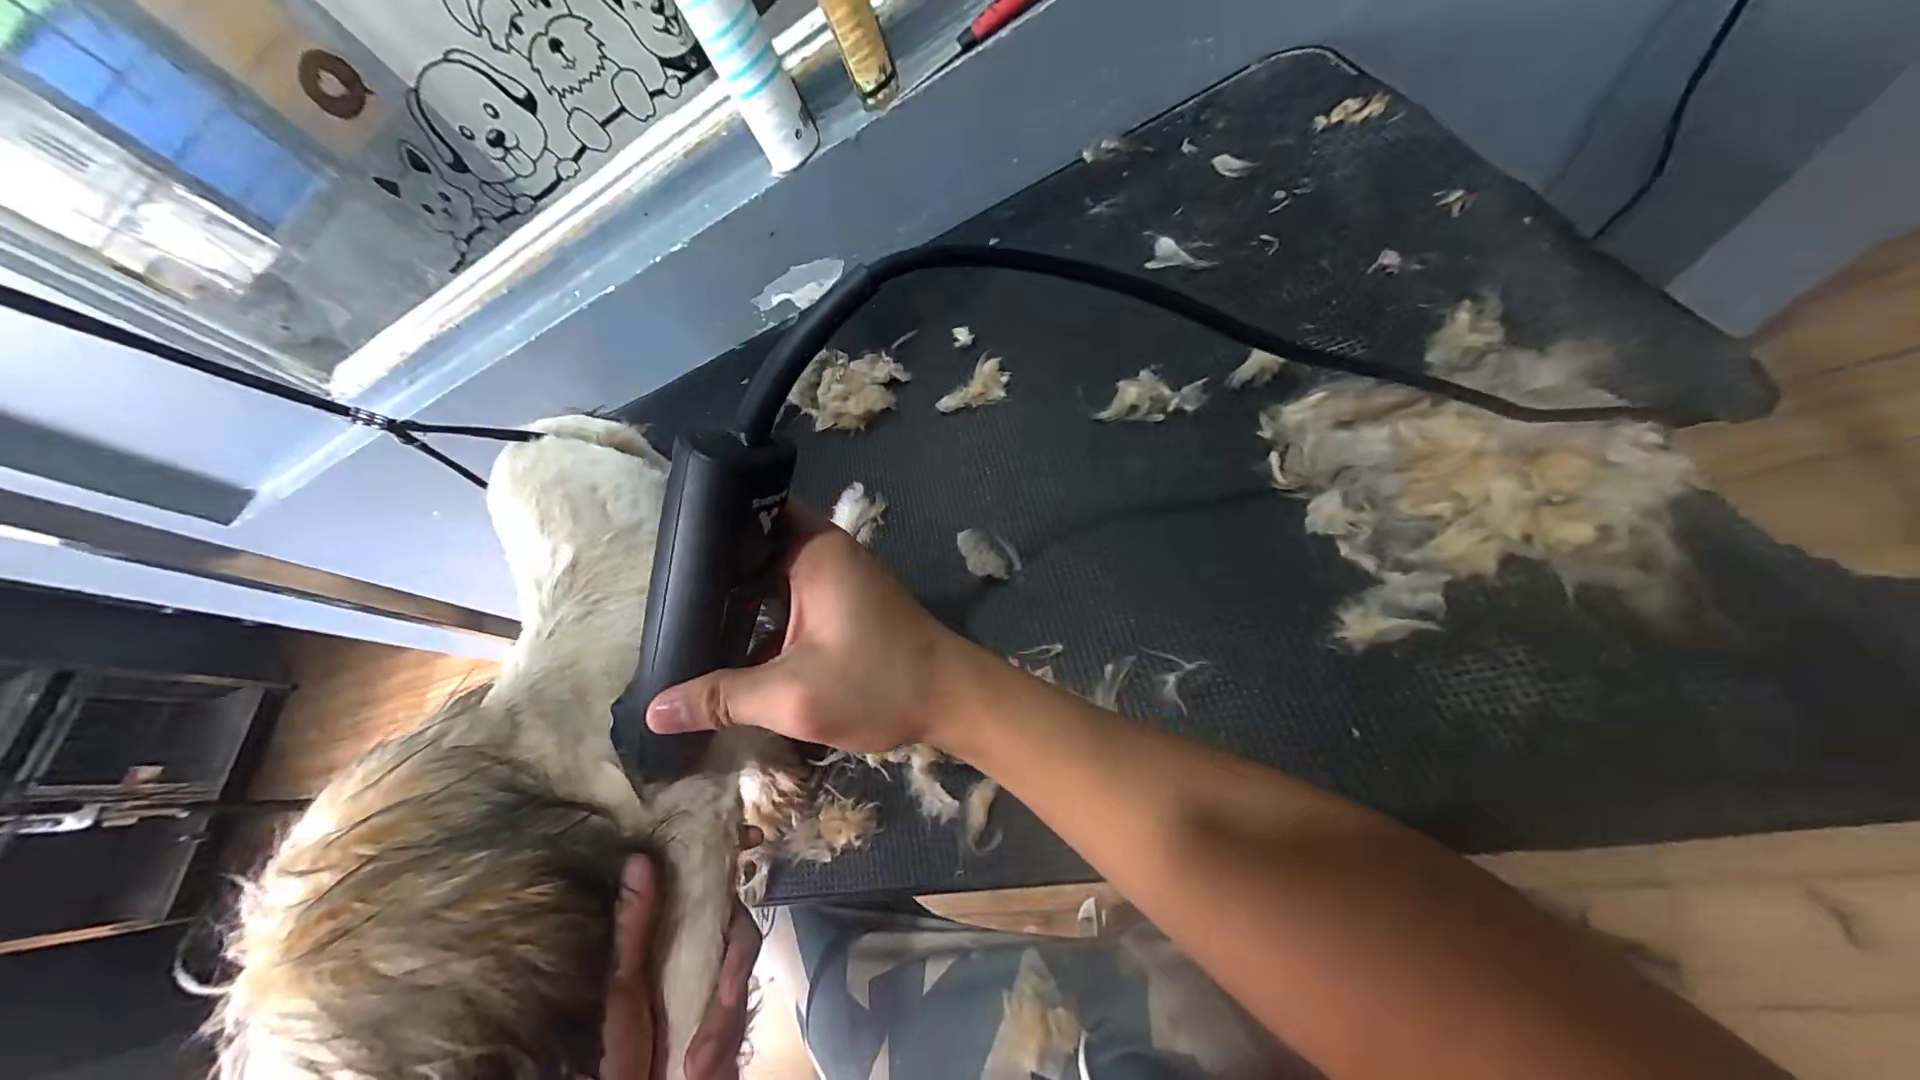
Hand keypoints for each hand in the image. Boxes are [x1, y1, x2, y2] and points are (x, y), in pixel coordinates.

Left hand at [599, 855, 761, 1079]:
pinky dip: (724, 1043)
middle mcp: (697, 950)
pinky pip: (742, 1017)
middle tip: (727, 997)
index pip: (708, 882)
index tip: (750, 838)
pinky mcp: (728, 1021)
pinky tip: (703, 1068)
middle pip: (739, 927)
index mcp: (669, 932)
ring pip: (743, 978)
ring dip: (724, 1022)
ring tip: (698, 1065)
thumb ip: (633, 927)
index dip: (732, 856)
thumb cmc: (605, 1052)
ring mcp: (716, 985)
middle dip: (735, 968)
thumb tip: (639, 858)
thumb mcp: (617, 990)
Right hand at [645, 510, 981, 751]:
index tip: (665, 550)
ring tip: (688, 617)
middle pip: (758, 546)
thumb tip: (656, 710)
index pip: (750, 512)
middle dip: (717, 571)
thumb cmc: (878, 683)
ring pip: (776, 575)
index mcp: (815, 550)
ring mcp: (841, 578)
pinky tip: (736, 642)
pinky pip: (795, 596)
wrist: (953, 699)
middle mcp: (828, 553)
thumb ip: (723, 698)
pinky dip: (768, 614)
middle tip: (665, 592)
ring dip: (743, 597)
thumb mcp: (793, 695)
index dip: (707, 525)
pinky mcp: (848, 604)